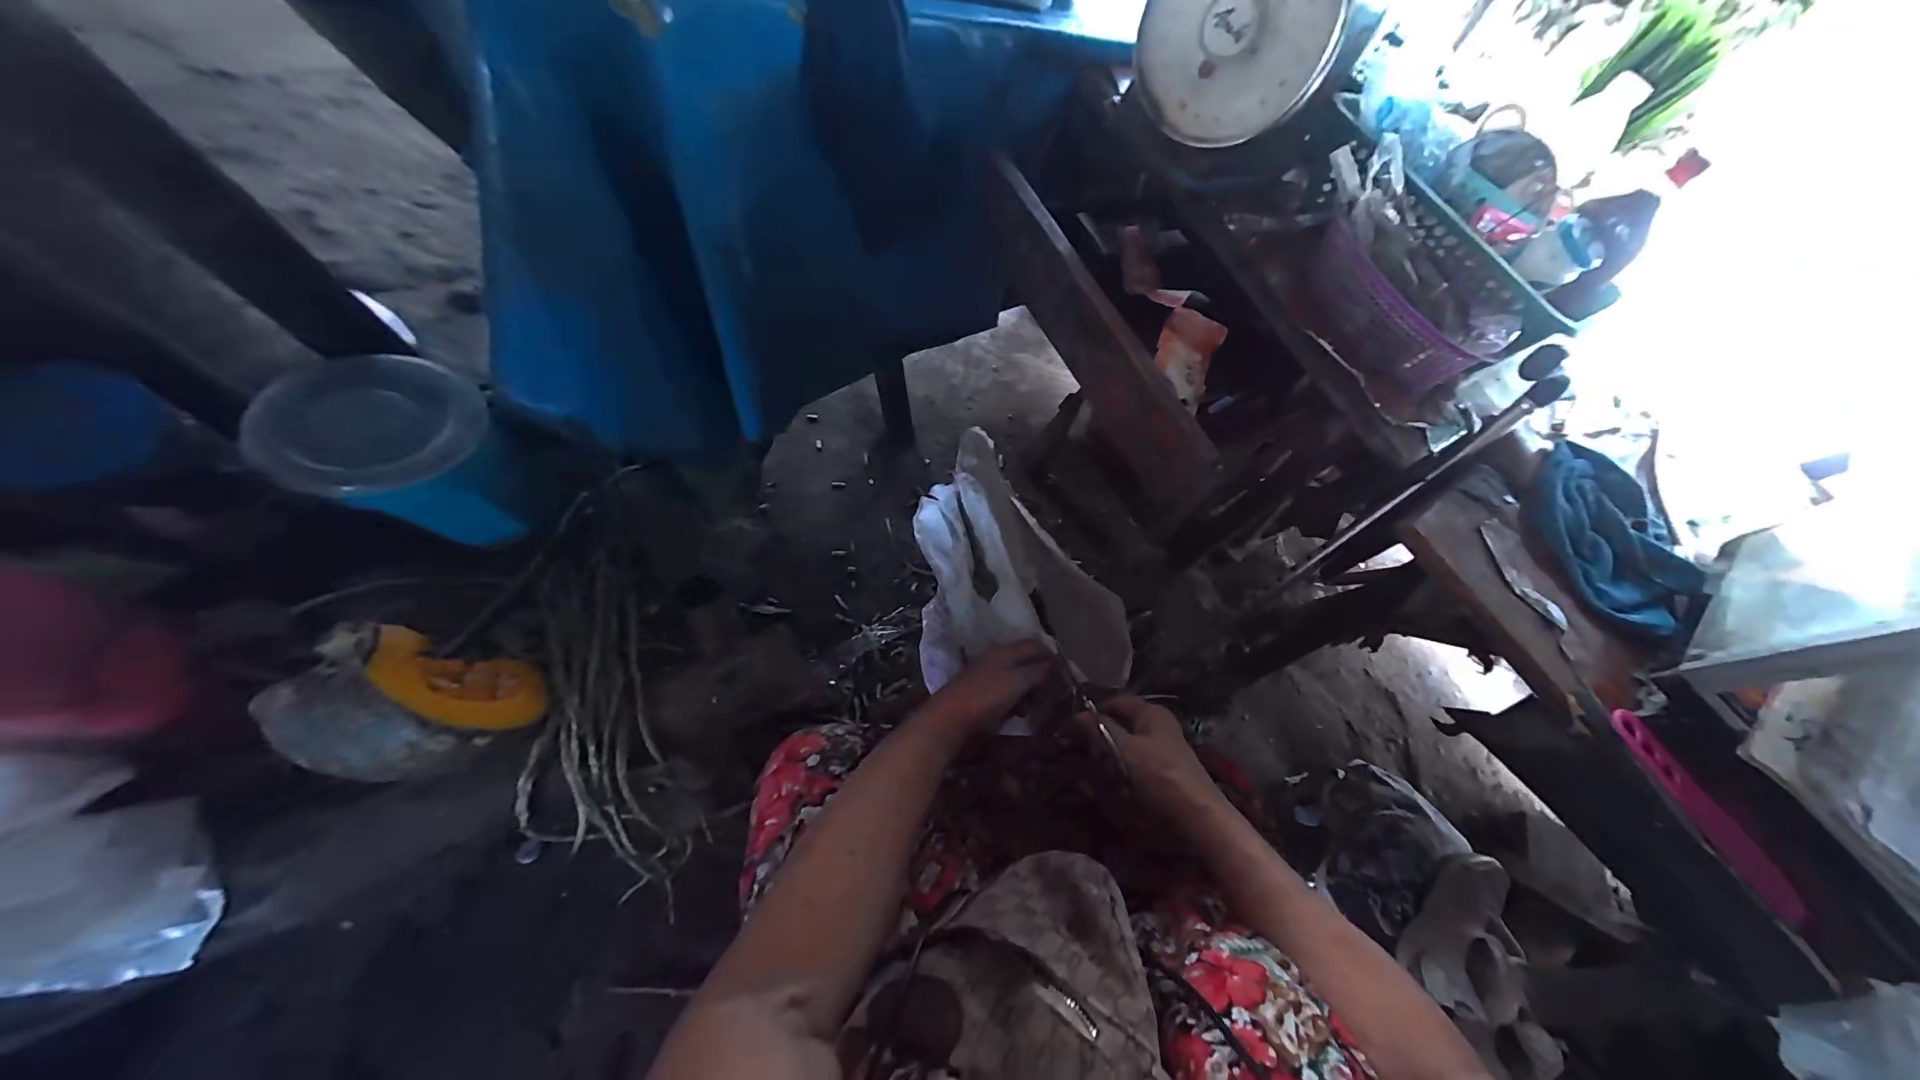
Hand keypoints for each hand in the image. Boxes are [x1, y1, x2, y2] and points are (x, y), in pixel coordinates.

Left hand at [918, 641, 1055, 740]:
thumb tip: (1051, 663)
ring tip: (1033, 706)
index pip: (1035, 645)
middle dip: (1041, 676)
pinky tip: (1016, 712)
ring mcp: (984, 673)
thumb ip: (1036, 671)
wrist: (948, 718)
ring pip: (1016, 676)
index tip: (1065, 675)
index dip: (1053, 657)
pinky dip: (1015, 698)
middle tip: (1051, 693)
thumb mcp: (1016, 683)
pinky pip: (1004, 689)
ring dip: (1028, 689)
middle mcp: (994, 657)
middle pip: (1026, 660)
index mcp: (1004, 651)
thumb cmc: (985, 698)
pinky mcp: (978, 689)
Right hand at [1077, 695, 1221, 823]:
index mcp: (1151, 713)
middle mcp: (1159, 726)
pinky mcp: (1164, 773)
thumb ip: (1099, 729)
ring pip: (1126, 745)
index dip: (1092, 710)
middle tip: (1072, 748)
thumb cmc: (1160, 775)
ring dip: (1106, 754)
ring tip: (1084, 767)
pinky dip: (1118, 769)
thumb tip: (1075, 715)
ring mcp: (1163, 750)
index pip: (1115, 701)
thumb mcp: (1124, 749)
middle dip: (1097, 734)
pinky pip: (1133, 764)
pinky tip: (1106, 783)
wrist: (1199, 818)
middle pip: (1121, 723)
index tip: (1068, 726)